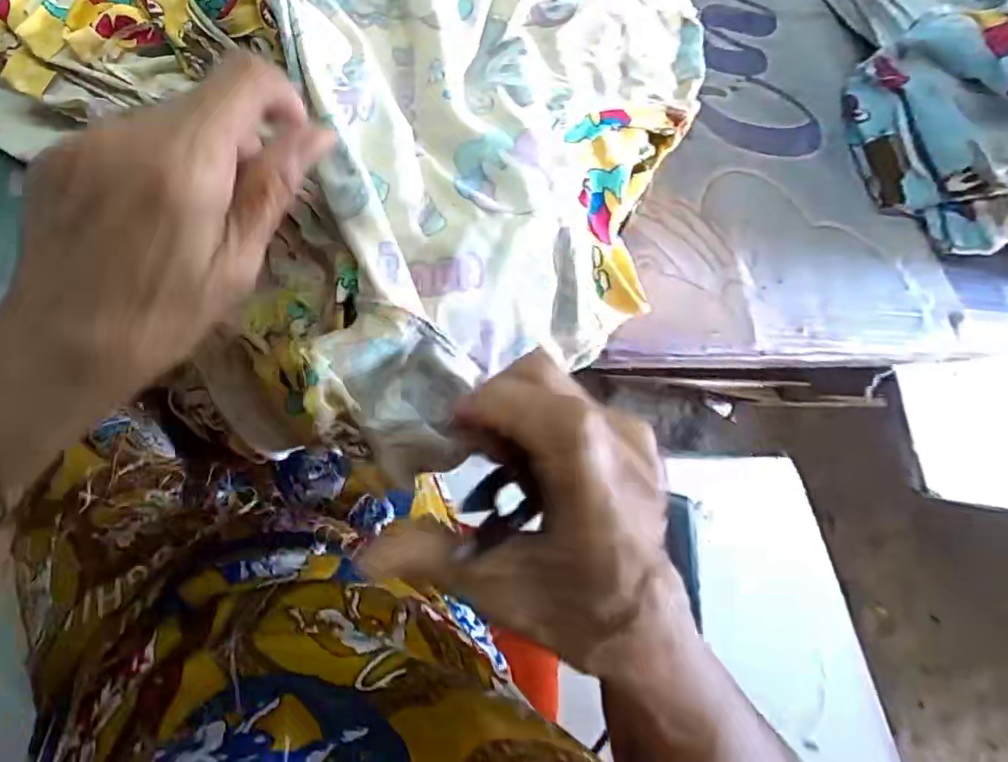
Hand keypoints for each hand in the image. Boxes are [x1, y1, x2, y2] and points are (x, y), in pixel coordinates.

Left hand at [0, 55, 335, 490]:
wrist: (52, 352)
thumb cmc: (156, 321)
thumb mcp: (232, 266)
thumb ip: (273, 188)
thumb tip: (316, 133)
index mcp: (184, 157)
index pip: (243, 74)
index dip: (278, 95)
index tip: (285, 138)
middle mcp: (128, 130)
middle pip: (200, 103)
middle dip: (229, 139)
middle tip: (226, 204)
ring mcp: (81, 139)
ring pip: (157, 122)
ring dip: (181, 153)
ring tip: (169, 218)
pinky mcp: (51, 156)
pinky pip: (115, 140)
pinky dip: (137, 163)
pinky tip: (126, 218)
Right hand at [359, 349, 693, 684]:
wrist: (646, 631)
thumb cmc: (572, 612)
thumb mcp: (493, 589)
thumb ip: (428, 558)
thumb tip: (361, 553)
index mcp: (595, 485)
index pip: (541, 407)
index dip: (486, 405)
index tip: (453, 433)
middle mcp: (621, 445)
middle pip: (535, 376)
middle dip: (488, 401)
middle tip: (472, 446)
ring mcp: (632, 435)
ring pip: (548, 380)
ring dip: (508, 405)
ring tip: (499, 455)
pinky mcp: (633, 434)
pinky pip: (566, 394)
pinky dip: (532, 412)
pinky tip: (529, 458)